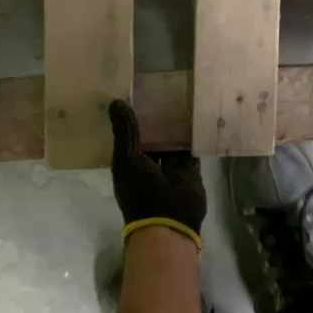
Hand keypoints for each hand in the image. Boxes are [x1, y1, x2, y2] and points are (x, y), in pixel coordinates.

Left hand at [107, 100, 206, 244]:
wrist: (168, 220)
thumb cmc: (141, 190)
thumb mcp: (127, 158)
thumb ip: (125, 131)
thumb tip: (115, 101)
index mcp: (129, 163)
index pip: (131, 137)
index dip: (134, 119)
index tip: (140, 96)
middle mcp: (149, 165)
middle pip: (154, 139)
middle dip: (158, 122)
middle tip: (165, 92)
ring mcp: (171, 169)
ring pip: (174, 144)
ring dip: (177, 129)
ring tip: (182, 100)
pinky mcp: (190, 172)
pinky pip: (192, 151)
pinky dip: (194, 139)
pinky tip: (197, 120)